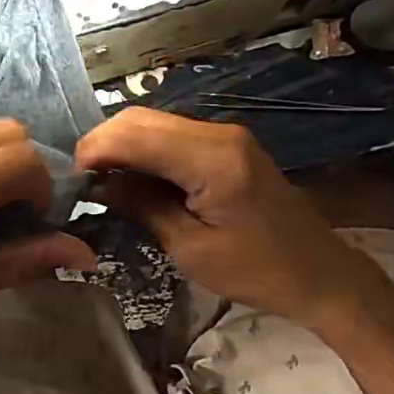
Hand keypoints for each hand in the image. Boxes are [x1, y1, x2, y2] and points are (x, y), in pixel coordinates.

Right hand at [74, 110, 388, 329]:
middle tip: (80, 181)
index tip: (71, 181)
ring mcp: (223, 136)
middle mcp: (217, 135)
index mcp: (212, 160)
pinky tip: (128, 176)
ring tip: (99, 180)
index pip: (134, 135)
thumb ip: (141, 206)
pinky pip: (166, 134)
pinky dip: (138, 149)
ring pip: (149, 121)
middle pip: (138, 118)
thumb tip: (97, 185)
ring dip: (117, 145)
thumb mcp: (189, 248)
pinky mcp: (223, 145)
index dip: (94, 151)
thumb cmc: (257, 271)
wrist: (323, 275)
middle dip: (100, 144)